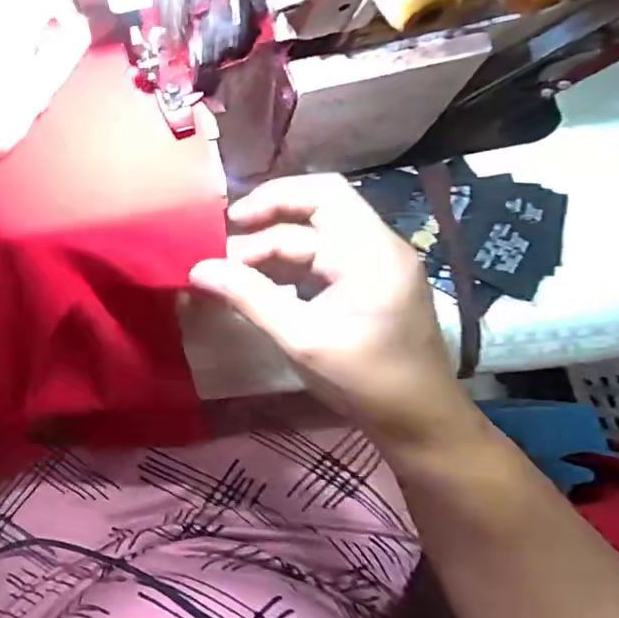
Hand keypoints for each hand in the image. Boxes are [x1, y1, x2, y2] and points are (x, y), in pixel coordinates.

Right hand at [188, 173, 481, 454]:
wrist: (420, 423)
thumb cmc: (366, 381)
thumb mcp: (302, 339)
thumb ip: (249, 298)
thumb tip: (198, 269)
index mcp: (371, 252)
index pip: (322, 194)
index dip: (272, 197)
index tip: (230, 223)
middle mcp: (375, 248)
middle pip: (311, 215)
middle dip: (261, 231)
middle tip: (219, 259)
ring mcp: (371, 267)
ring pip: (310, 240)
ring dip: (267, 253)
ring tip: (228, 276)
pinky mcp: (363, 286)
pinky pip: (316, 262)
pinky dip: (282, 270)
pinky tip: (255, 288)